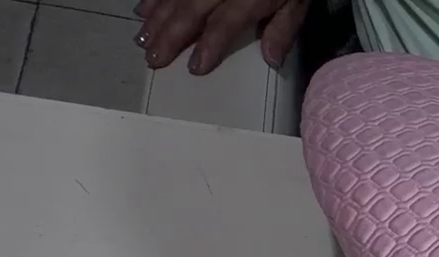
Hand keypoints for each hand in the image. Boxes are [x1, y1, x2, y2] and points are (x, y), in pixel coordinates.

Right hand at [134, 0, 304, 73]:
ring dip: (156, 17)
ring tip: (143, 39)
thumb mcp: (295, 5)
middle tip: (154, 58)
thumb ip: (282, 31)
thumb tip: (272, 60)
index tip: (194, 67)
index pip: (223, 25)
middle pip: (190, 10)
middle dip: (170, 35)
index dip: (208, 46)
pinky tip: (144, 10)